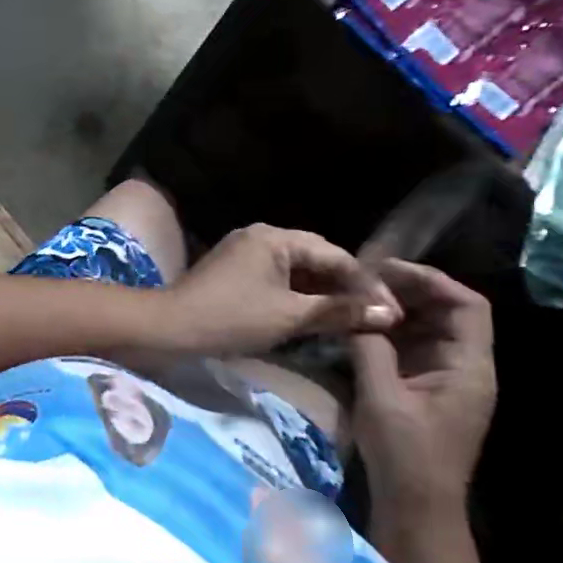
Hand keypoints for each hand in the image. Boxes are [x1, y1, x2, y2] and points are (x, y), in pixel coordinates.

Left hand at [160, 224, 399, 356]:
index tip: (392, 313)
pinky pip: (277, 276)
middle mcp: (260, 235)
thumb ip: (338, 311)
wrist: (171, 327)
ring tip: (352, 317)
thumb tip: (386, 313)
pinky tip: (316, 314)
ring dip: (323, 291)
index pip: (335, 255)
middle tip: (375, 315)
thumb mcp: (290, 316)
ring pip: (297, 268)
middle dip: (346, 285)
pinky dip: (299, 294)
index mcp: (274, 237)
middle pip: (317, 257)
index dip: (366, 285)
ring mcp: (245, 251)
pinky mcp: (235, 269)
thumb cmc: (231, 318)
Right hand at [348, 260, 496, 514]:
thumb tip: (355, 306)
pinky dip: (387, 330)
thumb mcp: (380, 396)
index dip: (430, 279)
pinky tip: (358, 326)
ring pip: (427, 326)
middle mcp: (465, 366)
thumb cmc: (406, 454)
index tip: (385, 269)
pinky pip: (411, 345)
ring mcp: (445, 377)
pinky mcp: (425, 387)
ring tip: (355, 297)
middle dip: (407, 289)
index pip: (467, 305)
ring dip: (394, 308)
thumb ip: (369, 347)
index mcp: (469, 367)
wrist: (416, 509)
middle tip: (362, 279)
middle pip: (446, 310)